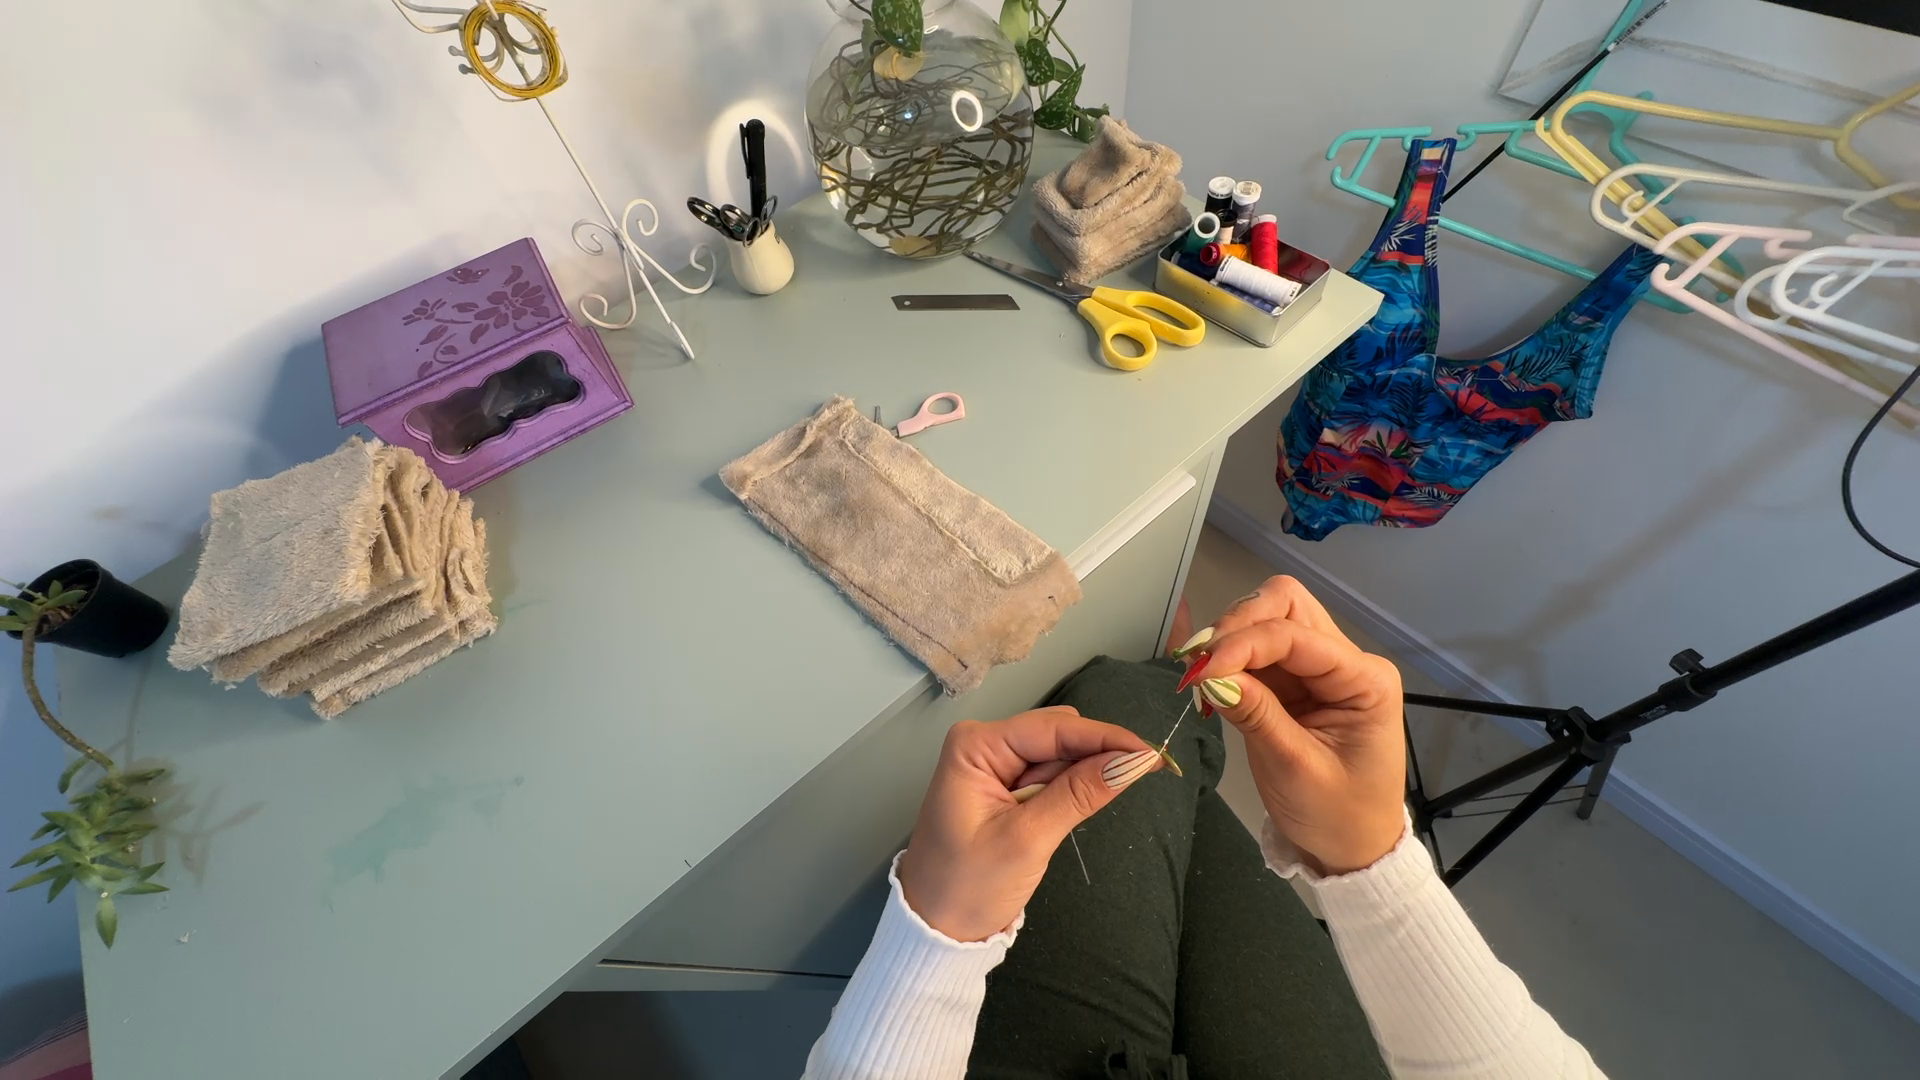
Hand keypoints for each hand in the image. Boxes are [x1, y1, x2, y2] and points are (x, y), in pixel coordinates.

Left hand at [897, 707, 1158, 941]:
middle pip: (1055, 735)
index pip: (1052, 728)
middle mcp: (983, 744)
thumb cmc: (968, 887)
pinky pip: (1046, 774)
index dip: (1105, 736)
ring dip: (1084, 770)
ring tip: (1112, 789)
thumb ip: (1078, 794)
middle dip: (1096, 752)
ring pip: (1055, 754)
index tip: (1152, 751)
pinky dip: (1069, 785)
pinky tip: (1085, 797)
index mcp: (976, 746)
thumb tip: (1132, 761)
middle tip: (1144, 773)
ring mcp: (992, 764)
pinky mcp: (1002, 786)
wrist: (934, 932)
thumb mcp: (1027, 840)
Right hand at [1187, 576, 1405, 874]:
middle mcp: (1343, 661)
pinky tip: (1208, 682)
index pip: (1295, 635)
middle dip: (1238, 623)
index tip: (1200, 670)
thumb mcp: (1295, 768)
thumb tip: (1209, 675)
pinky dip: (1226, 657)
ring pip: (1266, 617)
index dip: (1243, 644)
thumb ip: (1255, 714)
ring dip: (1229, 637)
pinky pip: (1252, 648)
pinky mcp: (1289, 680)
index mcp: (1364, 679)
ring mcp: (1315, 667)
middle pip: (1285, 604)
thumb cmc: (1337, 815)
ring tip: (1201, 673)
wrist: (1350, 848)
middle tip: (1201, 659)